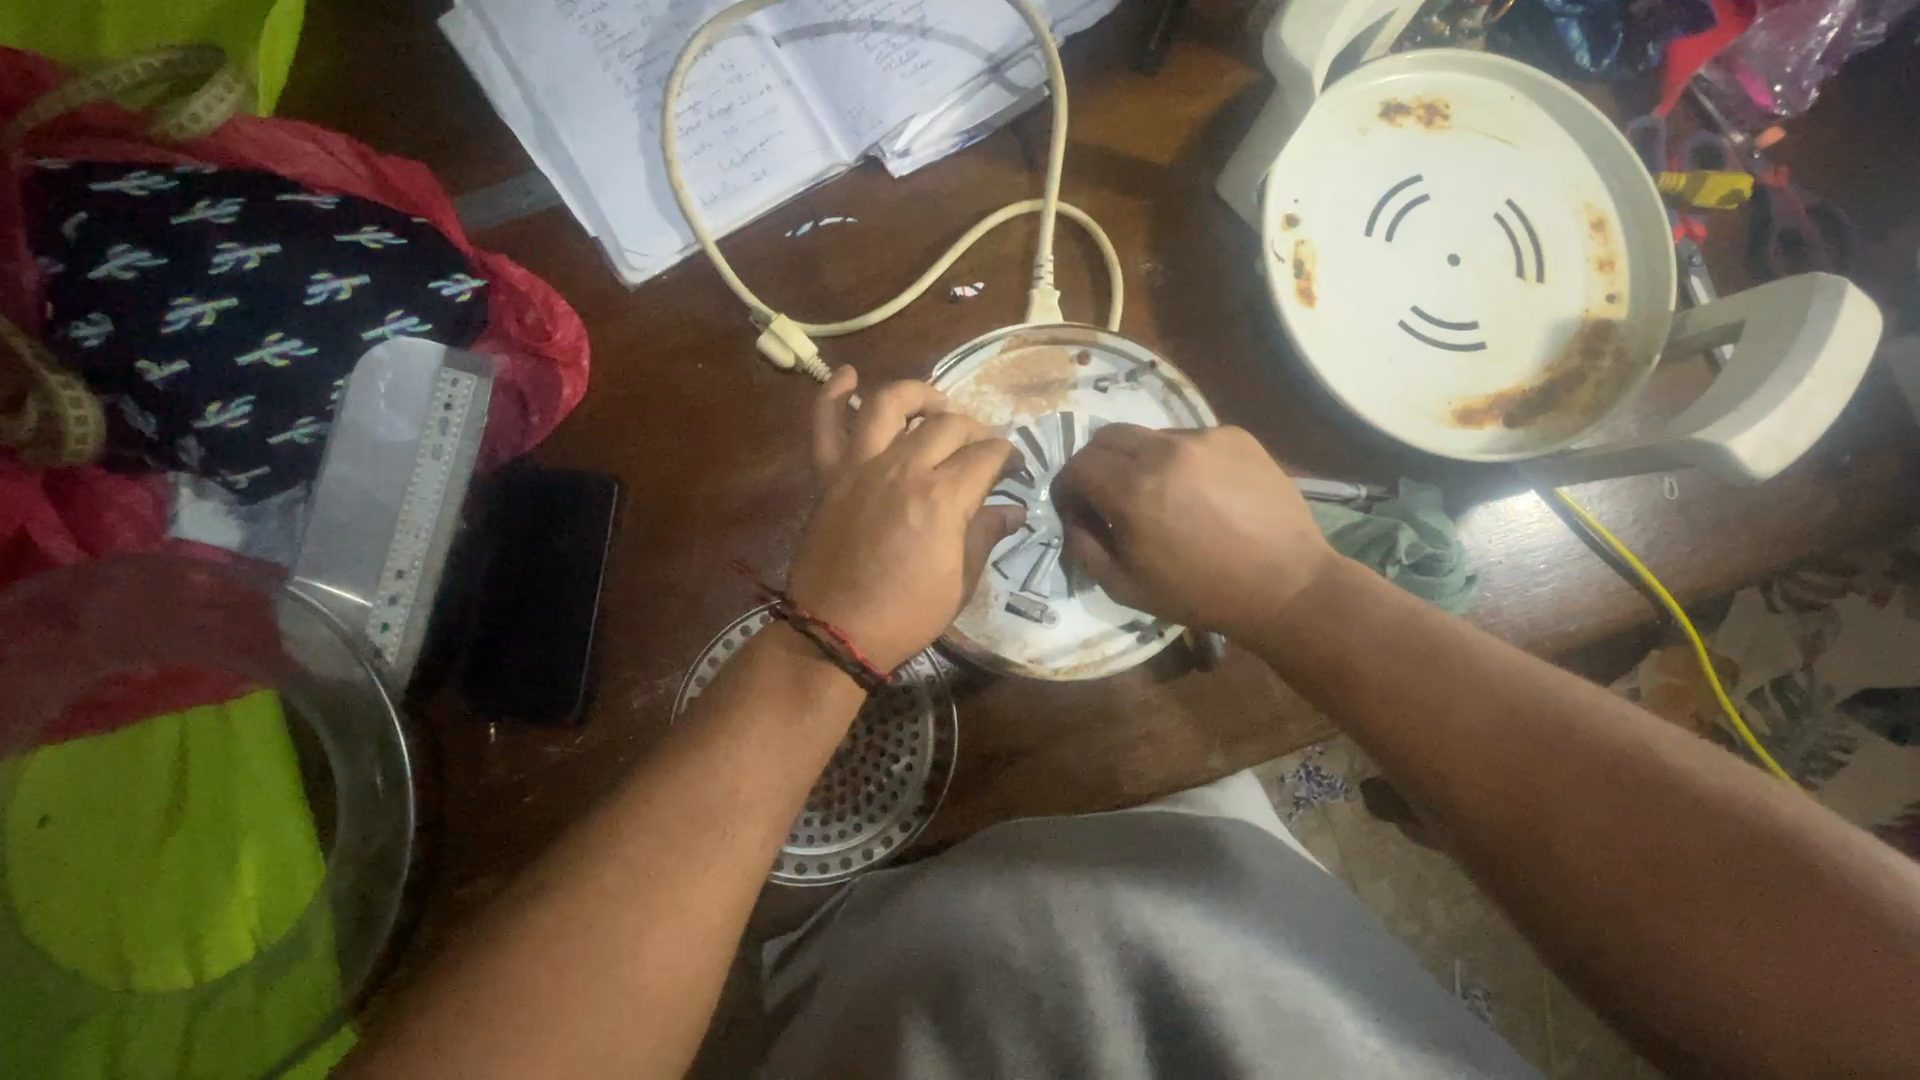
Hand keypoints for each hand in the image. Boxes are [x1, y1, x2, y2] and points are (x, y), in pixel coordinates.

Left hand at [787, 368, 1023, 672]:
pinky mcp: (827, 476)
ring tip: (935, 402)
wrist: (835, 633)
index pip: (986, 455)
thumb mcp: (960, 582)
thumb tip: (1012, 510)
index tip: (1015, 468)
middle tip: (983, 447)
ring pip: (888, 404)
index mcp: (942, 497)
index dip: (1009, 456)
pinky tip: (848, 377)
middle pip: (947, 424)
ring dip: (917, 394)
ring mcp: (859, 467)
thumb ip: (985, 535)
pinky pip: (824, 425)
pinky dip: (833, 394)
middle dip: (975, 429)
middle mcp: (902, 468)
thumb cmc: (906, 615)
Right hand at [1052, 424, 1336, 639]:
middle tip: (1105, 496)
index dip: (1066, 487)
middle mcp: (1164, 451)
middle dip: (1095, 465)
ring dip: (1138, 461)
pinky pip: (1189, 439)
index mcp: (1132, 490)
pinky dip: (1179, 460)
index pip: (1077, 465)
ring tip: (1159, 495)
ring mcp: (1203, 438)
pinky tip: (1199, 493)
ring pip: (1148, 436)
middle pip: (1106, 437)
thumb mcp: (1124, 587)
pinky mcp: (1235, 436)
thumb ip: (1083, 548)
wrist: (1285, 584)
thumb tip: (1073, 518)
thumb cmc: (1200, 593)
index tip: (1074, 508)